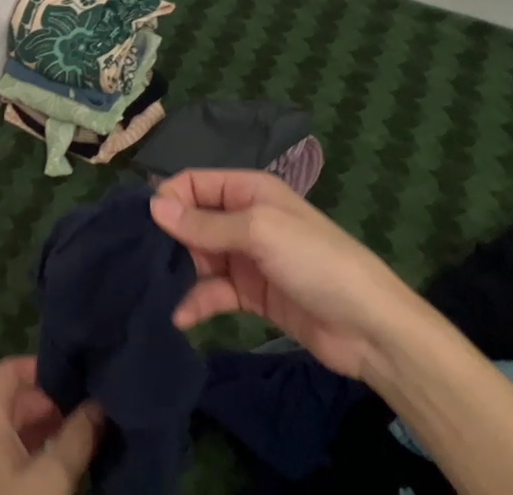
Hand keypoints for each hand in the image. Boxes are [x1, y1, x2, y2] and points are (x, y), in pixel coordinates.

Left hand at [0, 357, 102, 494]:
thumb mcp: (52, 475)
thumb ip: (77, 436)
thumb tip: (101, 402)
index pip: (12, 370)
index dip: (43, 366)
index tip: (79, 375)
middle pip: (21, 398)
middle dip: (58, 400)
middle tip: (96, 404)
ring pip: (26, 427)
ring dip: (58, 427)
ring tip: (96, 429)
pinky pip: (25, 452)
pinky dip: (50, 449)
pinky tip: (79, 458)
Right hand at [149, 169, 418, 379]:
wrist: (371, 329)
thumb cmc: (316, 263)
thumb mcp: (259, 232)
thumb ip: (205, 223)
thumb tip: (153, 206)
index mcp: (249, 191)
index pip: (193, 183)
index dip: (168, 199)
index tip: (142, 225)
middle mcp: (244, 219)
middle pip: (191, 221)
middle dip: (167, 239)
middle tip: (141, 262)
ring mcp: (247, 258)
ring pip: (197, 257)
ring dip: (178, 272)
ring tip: (154, 291)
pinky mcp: (250, 294)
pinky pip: (212, 291)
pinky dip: (195, 301)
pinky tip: (179, 317)